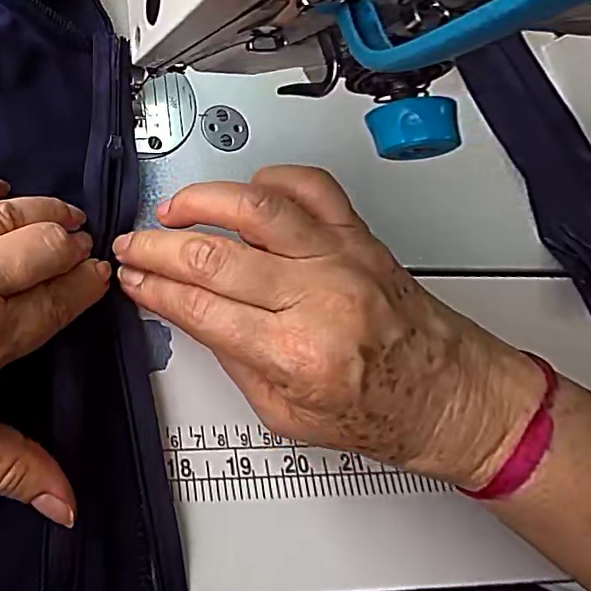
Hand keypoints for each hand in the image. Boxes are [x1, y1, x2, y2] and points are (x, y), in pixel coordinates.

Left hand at [0, 168, 110, 526]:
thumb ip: (11, 469)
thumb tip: (70, 508)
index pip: (55, 302)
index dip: (85, 288)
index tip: (99, 277)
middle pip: (40, 246)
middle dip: (70, 245)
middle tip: (80, 247)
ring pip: (3, 211)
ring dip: (40, 211)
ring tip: (59, 215)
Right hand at [112, 165, 544, 487]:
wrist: (458, 401)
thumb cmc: (380, 412)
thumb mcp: (282, 411)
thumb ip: (226, 354)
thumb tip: (178, 305)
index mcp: (296, 354)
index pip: (196, 306)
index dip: (150, 287)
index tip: (131, 278)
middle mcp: (320, 299)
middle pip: (210, 256)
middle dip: (153, 248)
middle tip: (131, 246)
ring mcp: (342, 260)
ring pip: (254, 208)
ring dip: (198, 202)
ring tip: (171, 209)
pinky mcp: (359, 237)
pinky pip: (310, 186)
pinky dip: (269, 178)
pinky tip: (244, 193)